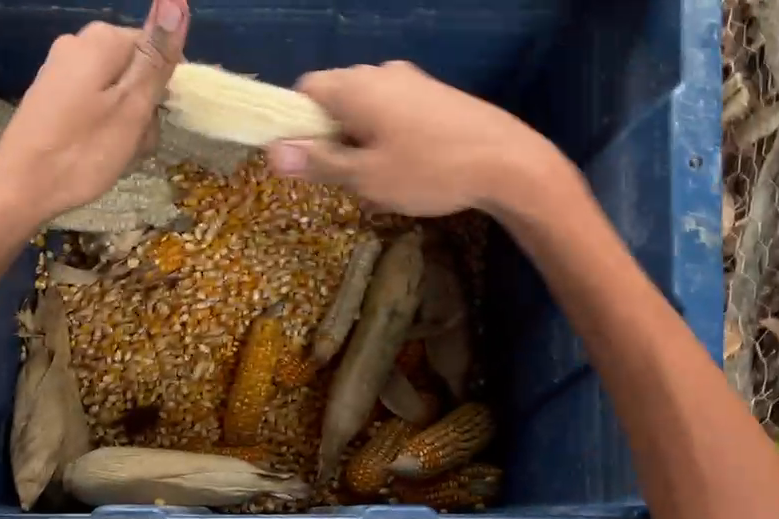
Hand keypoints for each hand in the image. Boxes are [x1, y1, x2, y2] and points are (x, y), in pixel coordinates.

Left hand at [0, 0, 188, 227]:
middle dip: (142, 109)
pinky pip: (91, 105)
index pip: (155, 50)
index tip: (156, 123)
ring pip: (113, 92)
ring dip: (124, 124)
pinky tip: (95, 154)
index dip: (163, 90)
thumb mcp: (130, 107)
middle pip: (132, 71)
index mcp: (102, 40)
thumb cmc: (83, 151)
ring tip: (114, 155)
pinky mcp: (49, 96)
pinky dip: (101, 129)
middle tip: (133, 145)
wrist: (21, 186)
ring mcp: (59, 70)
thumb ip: (156, 56)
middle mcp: (77, 44)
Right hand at [266, 61, 562, 217]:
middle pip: (334, 100)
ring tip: (375, 183)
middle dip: (328, 139)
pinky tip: (404, 172)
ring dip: (358, 144)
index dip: (294, 125)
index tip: (301, 161)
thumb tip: (272, 153)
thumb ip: (318, 163)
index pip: (304, 91)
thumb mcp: (365, 177)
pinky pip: (392, 115)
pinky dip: (384, 140)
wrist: (506, 162)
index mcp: (356, 87)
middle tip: (340, 181)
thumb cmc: (428, 171)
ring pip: (364, 110)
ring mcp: (411, 82)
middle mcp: (380, 73)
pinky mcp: (434, 97)